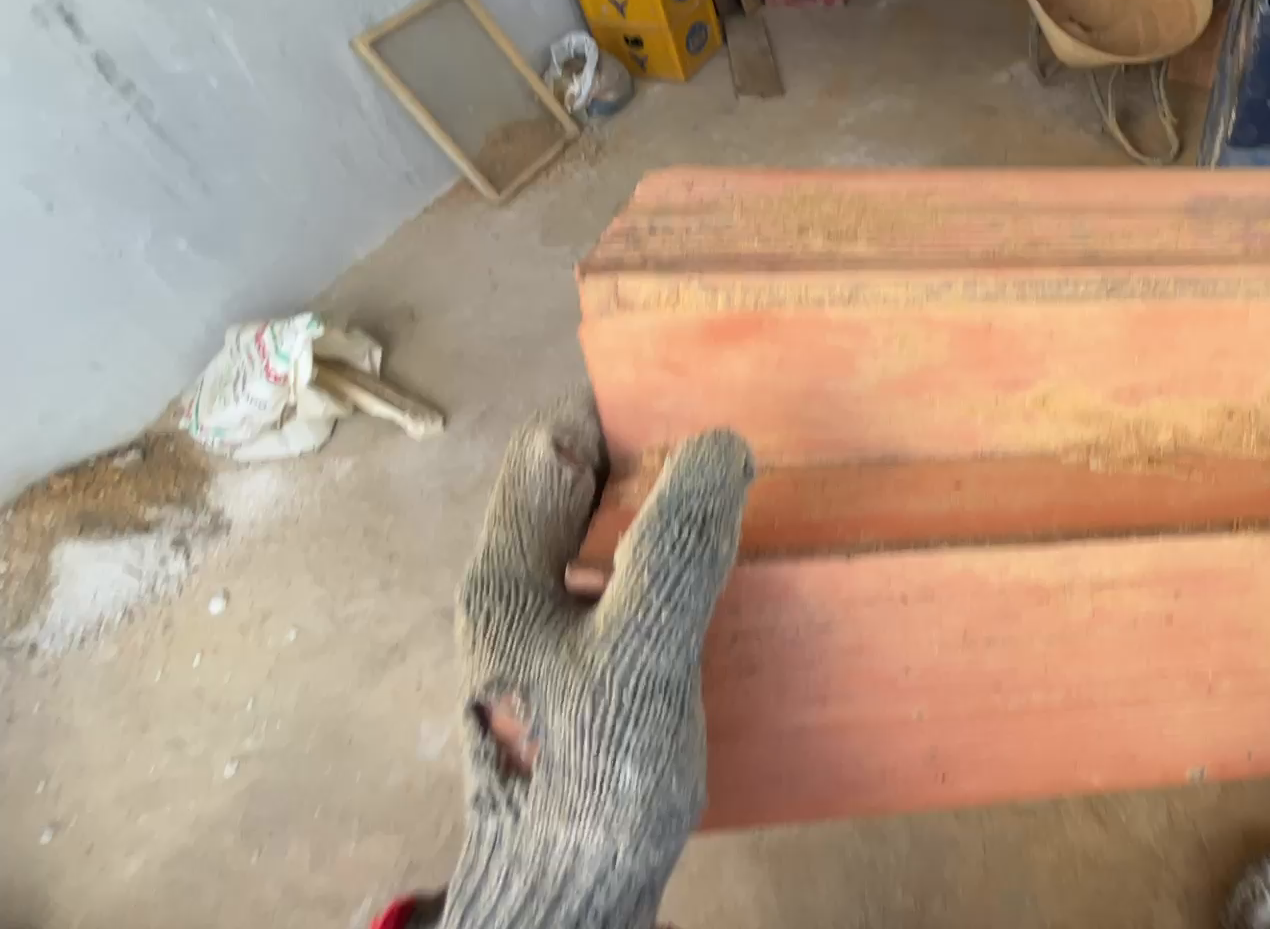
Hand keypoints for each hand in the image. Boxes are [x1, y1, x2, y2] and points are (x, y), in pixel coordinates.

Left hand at [439, 393, 753, 928]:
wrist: (578, 897)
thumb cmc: (591, 777)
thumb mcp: (639, 655)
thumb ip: (677, 549)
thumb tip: (722, 444)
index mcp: (510, 570)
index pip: (555, 445)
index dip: (620, 409)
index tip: (704, 397)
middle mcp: (529, 585)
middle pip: (593, 481)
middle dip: (664, 452)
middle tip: (745, 445)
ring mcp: (566, 624)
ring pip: (625, 528)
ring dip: (682, 503)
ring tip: (754, 492)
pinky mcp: (605, 656)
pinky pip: (649, 575)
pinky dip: (691, 553)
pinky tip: (739, 563)